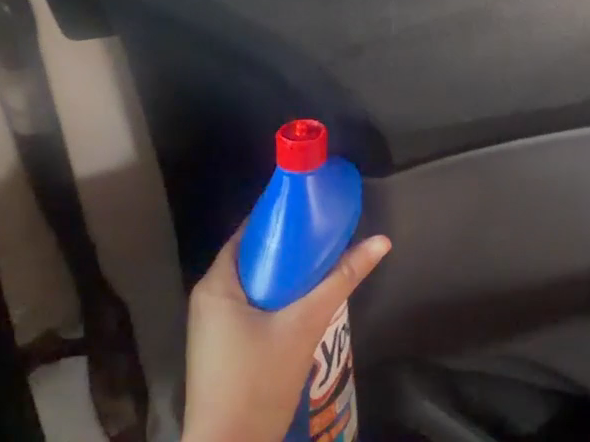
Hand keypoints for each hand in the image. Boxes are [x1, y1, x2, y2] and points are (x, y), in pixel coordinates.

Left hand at [182, 229, 391, 441]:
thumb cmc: (258, 381)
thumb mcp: (305, 325)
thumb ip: (341, 280)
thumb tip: (382, 241)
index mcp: (216, 284)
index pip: (249, 232)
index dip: (283, 217)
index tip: (316, 208)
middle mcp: (207, 299)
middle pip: (253, 258)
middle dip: (290, 248)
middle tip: (328, 236)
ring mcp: (211, 328)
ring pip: (253, 285)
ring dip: (285, 276)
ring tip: (324, 264)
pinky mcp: (220, 349)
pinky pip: (250, 308)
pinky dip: (276, 300)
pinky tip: (304, 303)